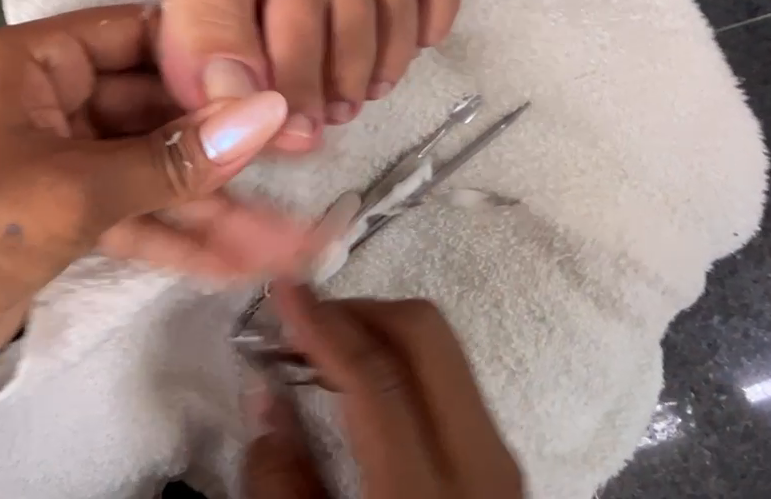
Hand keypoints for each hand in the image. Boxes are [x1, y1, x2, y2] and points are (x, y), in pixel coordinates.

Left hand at [0, 5, 298, 385]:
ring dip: (212, 203)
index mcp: (36, 61)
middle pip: (152, 107)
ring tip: (293, 233)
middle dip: (221, 143)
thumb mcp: (73, 188)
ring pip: (149, 168)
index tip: (276, 82)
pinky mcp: (64, 214)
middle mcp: (51, 99)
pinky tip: (243, 260)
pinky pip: (133, 212)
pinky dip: (178, 236)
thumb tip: (266, 115)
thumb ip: (173, 158)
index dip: (206, 59)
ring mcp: (60, 160)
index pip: (137, 35)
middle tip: (306, 157)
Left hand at [161, 0, 463, 145]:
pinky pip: (440, 1)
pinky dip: (419, 34)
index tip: (271, 135)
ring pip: (391, 40)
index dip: (277, 112)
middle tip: (309, 124)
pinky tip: (402, 44)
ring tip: (349, 96)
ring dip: (368, 75)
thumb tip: (230, 106)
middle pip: (345, 61)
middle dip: (322, 100)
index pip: (288, 74)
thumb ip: (207, 14)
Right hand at [242, 283, 521, 498]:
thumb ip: (281, 482)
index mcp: (428, 496)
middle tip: (301, 323)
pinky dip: (397, 360)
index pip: (379, 381)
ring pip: (441, 350)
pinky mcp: (504, 462)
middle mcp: (484, 466)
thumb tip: (265, 394)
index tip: (281, 291)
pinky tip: (358, 388)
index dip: (324, 325)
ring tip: (320, 355)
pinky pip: (448, 379)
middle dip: (356, 310)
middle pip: (426, 336)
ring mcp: (504, 461)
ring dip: (374, 331)